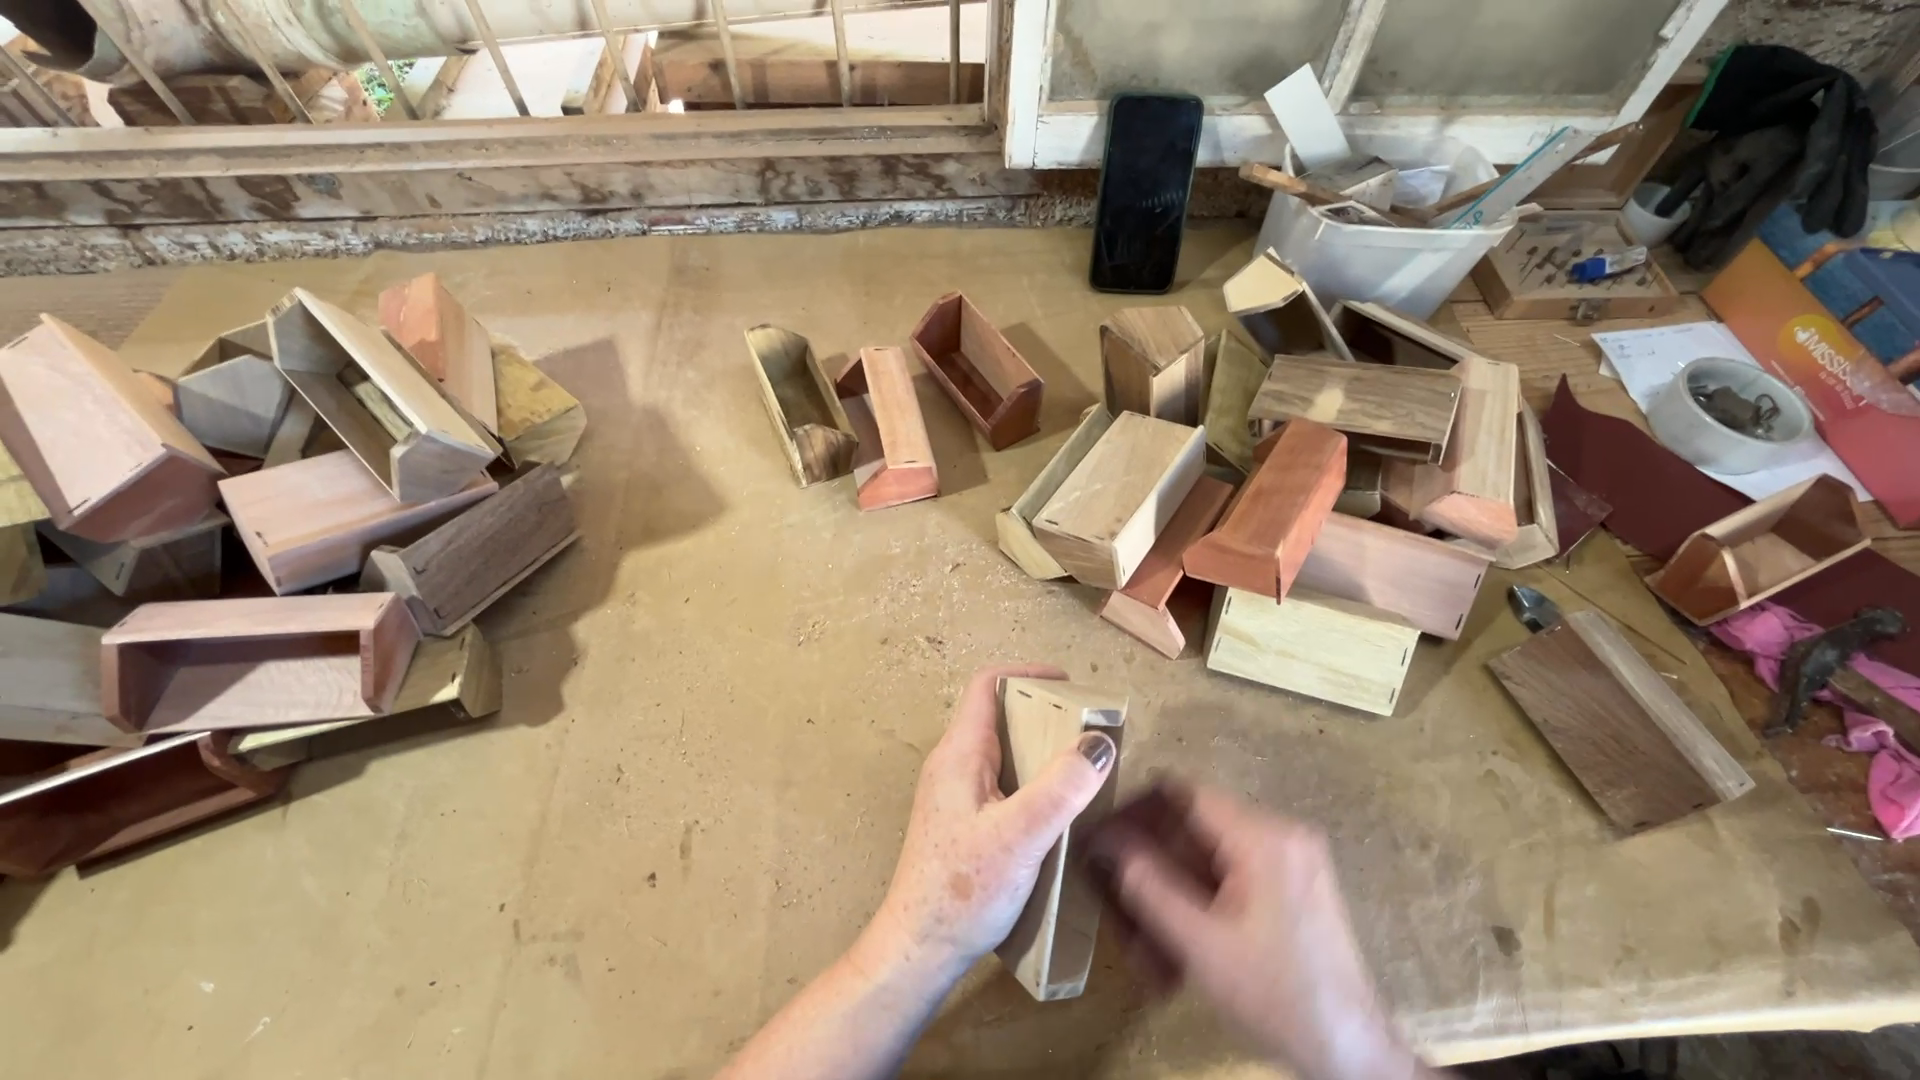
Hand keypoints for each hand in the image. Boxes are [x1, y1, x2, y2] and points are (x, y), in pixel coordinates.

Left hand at [857, 664, 1117, 985]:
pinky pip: (999, 781)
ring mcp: (953, 794)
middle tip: (1085, 731)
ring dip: (1038, 749)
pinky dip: (1030, 779)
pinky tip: (1054, 808)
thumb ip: (1061, 787)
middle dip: (1042, 713)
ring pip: (1000, 751)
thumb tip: (1099, 742)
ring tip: (1079, 767)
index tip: (1070, 686)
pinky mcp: (960, 821)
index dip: (1027, 674)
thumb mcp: (1021, 835)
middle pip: (996, 716)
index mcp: (959, 753)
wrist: (919, 947)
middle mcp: (951, 765)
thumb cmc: (963, 890)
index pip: (986, 685)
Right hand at [1090, 784, 1432, 1079]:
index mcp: (1263, 836)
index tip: (1104, 835)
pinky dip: (1203, 893)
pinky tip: (1179, 931)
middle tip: (1116, 888)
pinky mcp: (1296, 882)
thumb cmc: (1275, 994)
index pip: (1185, 793)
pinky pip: (1235, 870)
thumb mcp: (1200, 943)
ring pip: (1213, 850)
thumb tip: (1107, 841)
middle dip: (1155, 855)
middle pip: (1199, 823)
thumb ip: (1149, 885)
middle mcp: (1283, 833)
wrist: (1350, 1051)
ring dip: (1175, 879)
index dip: (1138, 809)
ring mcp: (1294, 858)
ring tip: (1143, 925)